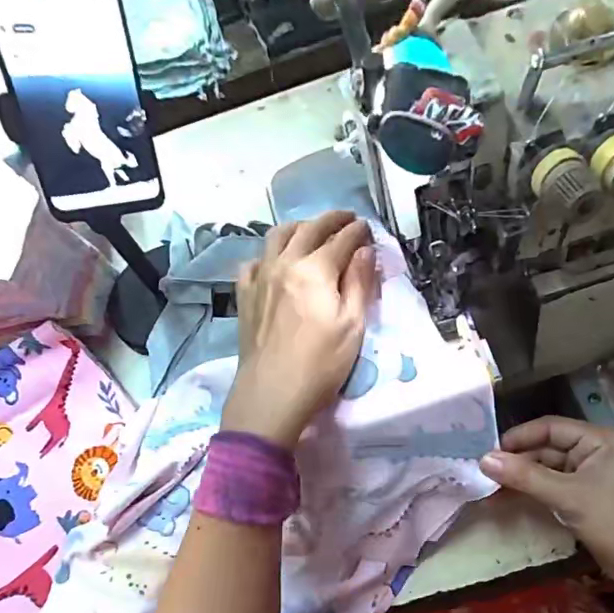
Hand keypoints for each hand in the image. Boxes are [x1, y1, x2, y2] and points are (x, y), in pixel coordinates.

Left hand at [221, 211, 376, 446]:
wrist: (271, 393)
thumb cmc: (320, 365)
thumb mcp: (352, 326)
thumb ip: (359, 284)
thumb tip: (365, 251)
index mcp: (316, 269)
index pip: (342, 239)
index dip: (358, 232)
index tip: (368, 229)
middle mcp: (285, 263)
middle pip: (310, 229)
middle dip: (332, 220)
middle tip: (347, 219)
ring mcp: (260, 277)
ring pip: (277, 237)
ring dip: (299, 227)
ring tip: (311, 230)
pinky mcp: (245, 295)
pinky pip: (254, 261)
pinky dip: (269, 254)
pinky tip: (275, 262)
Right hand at [479, 416, 613, 583]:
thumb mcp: (568, 497)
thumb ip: (525, 476)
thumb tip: (483, 459)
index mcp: (604, 439)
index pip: (553, 427)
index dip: (519, 437)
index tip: (488, 452)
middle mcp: (602, 451)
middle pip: (551, 447)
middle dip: (520, 459)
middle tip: (485, 472)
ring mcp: (599, 476)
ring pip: (554, 468)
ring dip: (526, 476)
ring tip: (493, 485)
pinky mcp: (594, 498)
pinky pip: (560, 486)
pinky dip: (539, 491)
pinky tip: (514, 496)